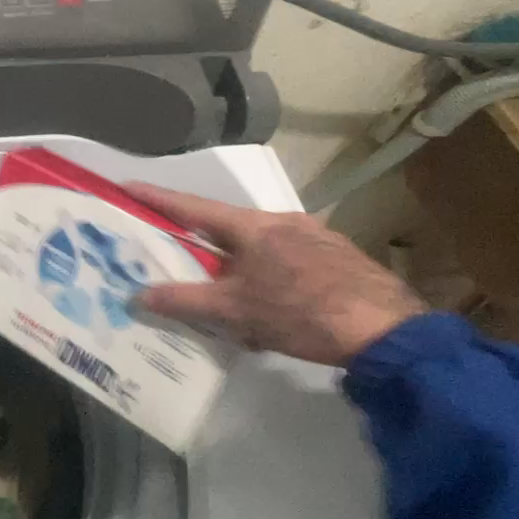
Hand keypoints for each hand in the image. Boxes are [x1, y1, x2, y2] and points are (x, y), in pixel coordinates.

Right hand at [124, 184, 425, 365]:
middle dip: (202, 241)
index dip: (157, 198)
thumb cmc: (302, 313)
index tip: (128, 185)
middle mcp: (282, 220)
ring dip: (239, 262)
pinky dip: (269, 272)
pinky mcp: (339, 256)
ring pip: (260, 244)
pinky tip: (274, 302)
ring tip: (232, 292)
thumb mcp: (236, 311)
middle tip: (180, 254)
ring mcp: (316, 235)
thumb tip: (138, 295)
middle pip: (227, 226)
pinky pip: (288, 257)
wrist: (389, 333)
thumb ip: (185, 300)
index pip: (192, 207)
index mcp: (252, 227)